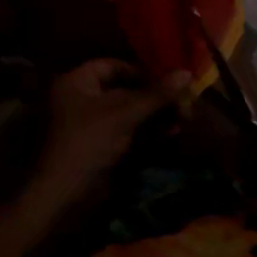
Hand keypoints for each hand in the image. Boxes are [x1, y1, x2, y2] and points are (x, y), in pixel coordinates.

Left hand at [29, 60, 189, 207]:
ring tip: (184, 118)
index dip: (140, 71)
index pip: (111, 66)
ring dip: (156, 114)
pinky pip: (128, 131)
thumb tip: (188, 73)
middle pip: (124, 90)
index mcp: (77, 83)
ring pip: (129, 112)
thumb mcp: (125, 114)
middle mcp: (82, 100)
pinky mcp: (101, 146)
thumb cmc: (90, 142)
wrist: (68, 190)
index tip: (167, 79)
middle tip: (184, 102)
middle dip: (155, 96)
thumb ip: (156, 94)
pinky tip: (171, 132)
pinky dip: (148, 131)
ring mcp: (92, 125)